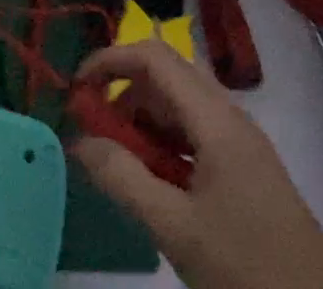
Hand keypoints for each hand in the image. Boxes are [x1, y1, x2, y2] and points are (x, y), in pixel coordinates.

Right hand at [72, 43, 322, 288]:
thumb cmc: (247, 266)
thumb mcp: (174, 226)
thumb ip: (121, 178)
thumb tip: (78, 141)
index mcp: (217, 122)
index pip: (154, 57)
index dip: (108, 60)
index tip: (75, 91)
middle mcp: (230, 120)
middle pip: (165, 77)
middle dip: (121, 93)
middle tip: (94, 132)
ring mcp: (241, 145)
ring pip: (178, 107)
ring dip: (140, 122)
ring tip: (119, 163)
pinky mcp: (244, 170)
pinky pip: (192, 134)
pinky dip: (161, 144)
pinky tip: (151, 181)